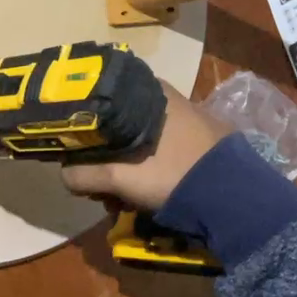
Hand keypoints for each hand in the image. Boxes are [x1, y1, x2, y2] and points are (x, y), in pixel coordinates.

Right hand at [59, 83, 229, 210]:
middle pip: (121, 127)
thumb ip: (86, 175)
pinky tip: (143, 196)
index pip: (105, 99)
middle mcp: (170, 99)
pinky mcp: (202, 141)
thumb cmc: (174, 176)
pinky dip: (147, 171)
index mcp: (152, 95)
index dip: (87, 127)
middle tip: (100, 189)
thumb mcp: (122, 178)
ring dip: (125, 171)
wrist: (234, 198)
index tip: (79, 153)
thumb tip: (63, 174)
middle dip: (106, 160)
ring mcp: (189, 120)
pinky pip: (161, 152)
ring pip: (140, 143)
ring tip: (121, 201)